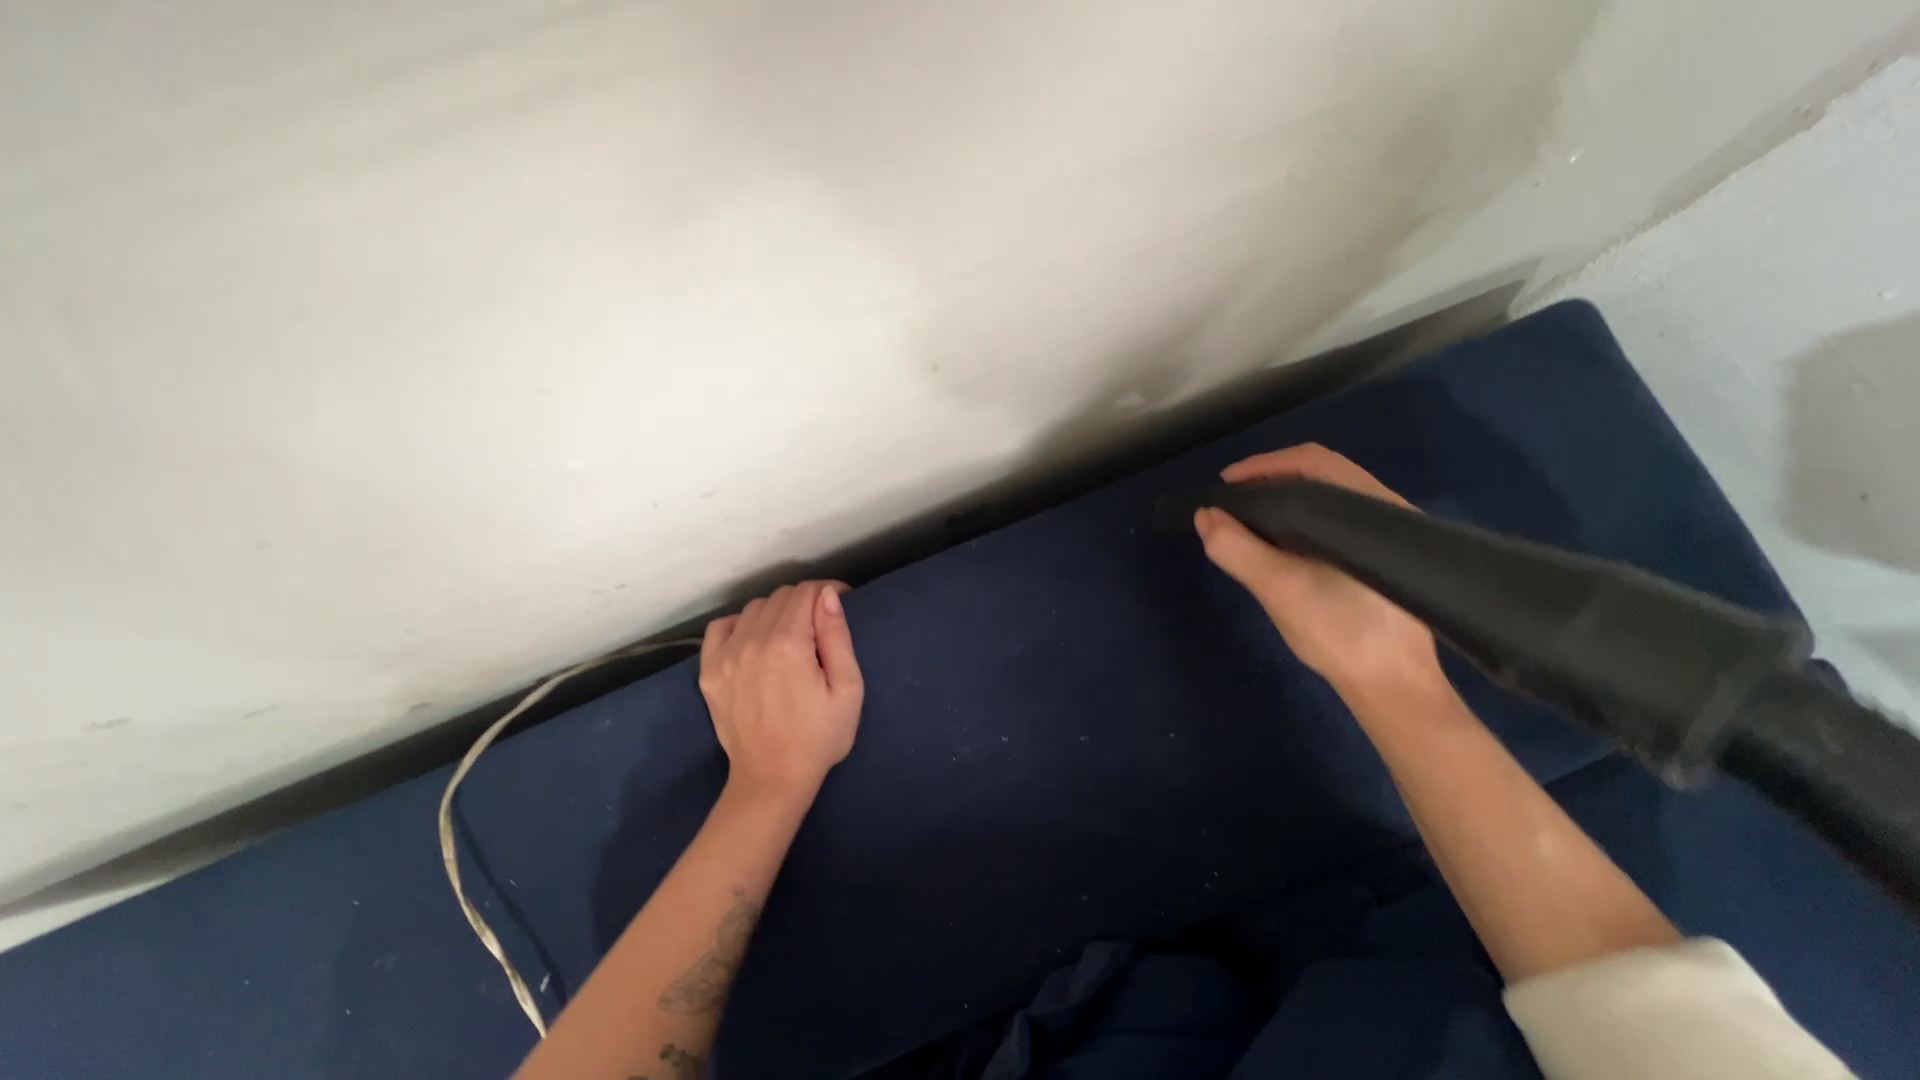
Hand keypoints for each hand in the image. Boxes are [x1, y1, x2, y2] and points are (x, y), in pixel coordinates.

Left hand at [698, 580, 864, 799]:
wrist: (772, 778)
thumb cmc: (820, 736)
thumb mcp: (847, 689)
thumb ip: (838, 637)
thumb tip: (827, 595)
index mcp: (790, 644)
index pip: (806, 592)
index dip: (828, 590)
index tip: (842, 601)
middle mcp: (753, 641)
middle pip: (780, 596)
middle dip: (805, 601)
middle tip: (820, 624)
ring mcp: (726, 656)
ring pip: (753, 608)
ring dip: (775, 612)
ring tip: (790, 635)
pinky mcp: (709, 671)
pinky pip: (721, 627)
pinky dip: (740, 624)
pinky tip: (755, 640)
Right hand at [1194, 443, 1441, 698]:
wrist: (1394, 686)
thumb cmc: (1341, 634)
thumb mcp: (1279, 590)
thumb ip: (1238, 549)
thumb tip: (1204, 515)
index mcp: (1368, 507)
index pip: (1312, 461)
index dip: (1263, 465)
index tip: (1225, 485)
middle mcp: (1384, 510)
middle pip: (1322, 475)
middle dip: (1270, 481)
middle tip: (1231, 502)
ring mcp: (1388, 536)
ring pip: (1330, 498)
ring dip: (1286, 502)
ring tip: (1248, 519)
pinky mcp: (1384, 559)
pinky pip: (1337, 520)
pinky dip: (1303, 520)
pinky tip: (1282, 543)